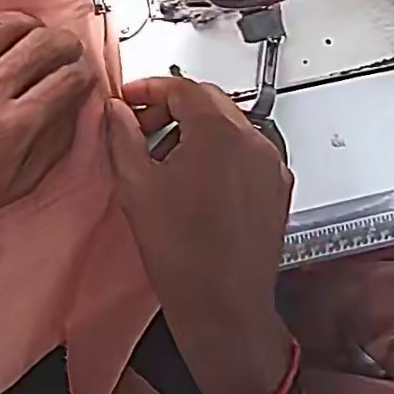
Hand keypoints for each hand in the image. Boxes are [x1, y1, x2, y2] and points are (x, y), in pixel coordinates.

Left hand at [0, 12, 94, 290]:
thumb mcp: (21, 183)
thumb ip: (55, 141)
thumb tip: (76, 103)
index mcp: (13, 127)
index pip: (66, 78)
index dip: (83, 72)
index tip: (81, 75)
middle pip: (43, 42)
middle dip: (66, 43)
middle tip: (67, 52)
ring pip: (4, 24)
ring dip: (30, 27)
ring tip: (34, 38)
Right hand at [104, 76, 294, 393]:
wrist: (223, 305)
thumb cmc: (184, 254)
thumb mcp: (136, 185)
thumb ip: (122, 136)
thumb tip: (116, 111)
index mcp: (219, 134)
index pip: (182, 88)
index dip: (149, 90)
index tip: (130, 100)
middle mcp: (253, 142)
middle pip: (207, 101)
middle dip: (170, 107)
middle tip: (140, 126)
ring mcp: (270, 165)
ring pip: (227, 124)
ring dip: (193, 128)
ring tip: (163, 156)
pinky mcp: (277, 187)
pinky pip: (245, 150)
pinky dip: (217, 151)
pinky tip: (192, 179)